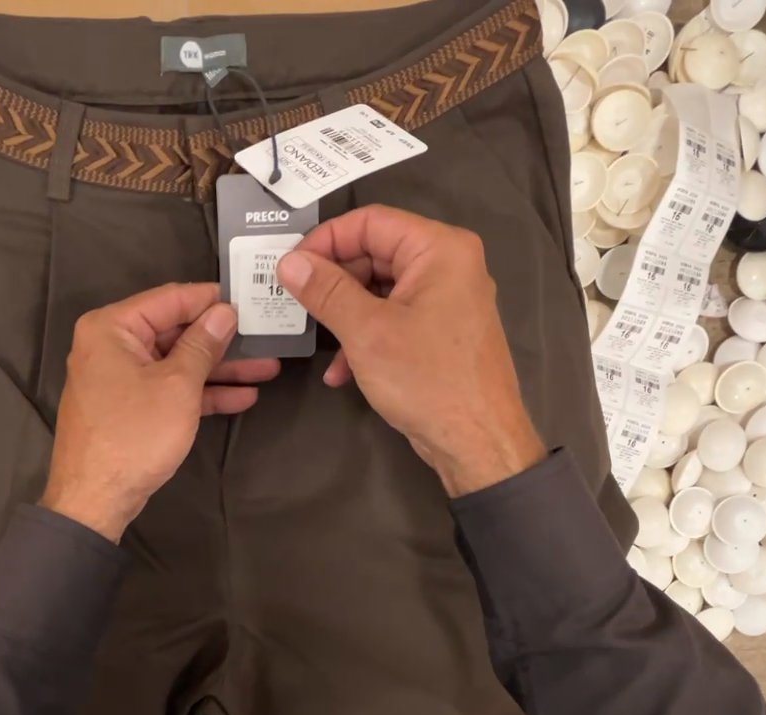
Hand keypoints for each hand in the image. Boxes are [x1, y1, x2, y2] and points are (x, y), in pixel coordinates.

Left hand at [41, 283, 274, 540]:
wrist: (96, 499)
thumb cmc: (134, 435)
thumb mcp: (177, 386)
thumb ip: (202, 345)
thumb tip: (224, 313)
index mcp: (112, 327)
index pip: (170, 298)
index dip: (212, 299)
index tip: (249, 298)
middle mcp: (111, 345)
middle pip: (175, 332)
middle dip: (222, 340)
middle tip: (264, 336)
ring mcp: (120, 378)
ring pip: (177, 364)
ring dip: (220, 369)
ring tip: (267, 368)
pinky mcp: (130, 408)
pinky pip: (169, 390)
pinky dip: (201, 394)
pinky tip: (242, 397)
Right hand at [276, 206, 546, 496]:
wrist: (477, 441)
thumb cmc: (427, 380)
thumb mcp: (366, 332)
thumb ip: (326, 291)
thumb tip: (289, 263)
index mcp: (439, 249)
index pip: (370, 222)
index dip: (325, 241)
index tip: (289, 268)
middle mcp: (448, 266)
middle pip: (375, 254)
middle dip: (333, 282)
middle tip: (295, 303)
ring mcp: (446, 301)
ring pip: (380, 291)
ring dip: (344, 316)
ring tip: (317, 341)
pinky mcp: (440, 333)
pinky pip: (394, 319)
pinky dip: (365, 339)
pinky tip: (342, 371)